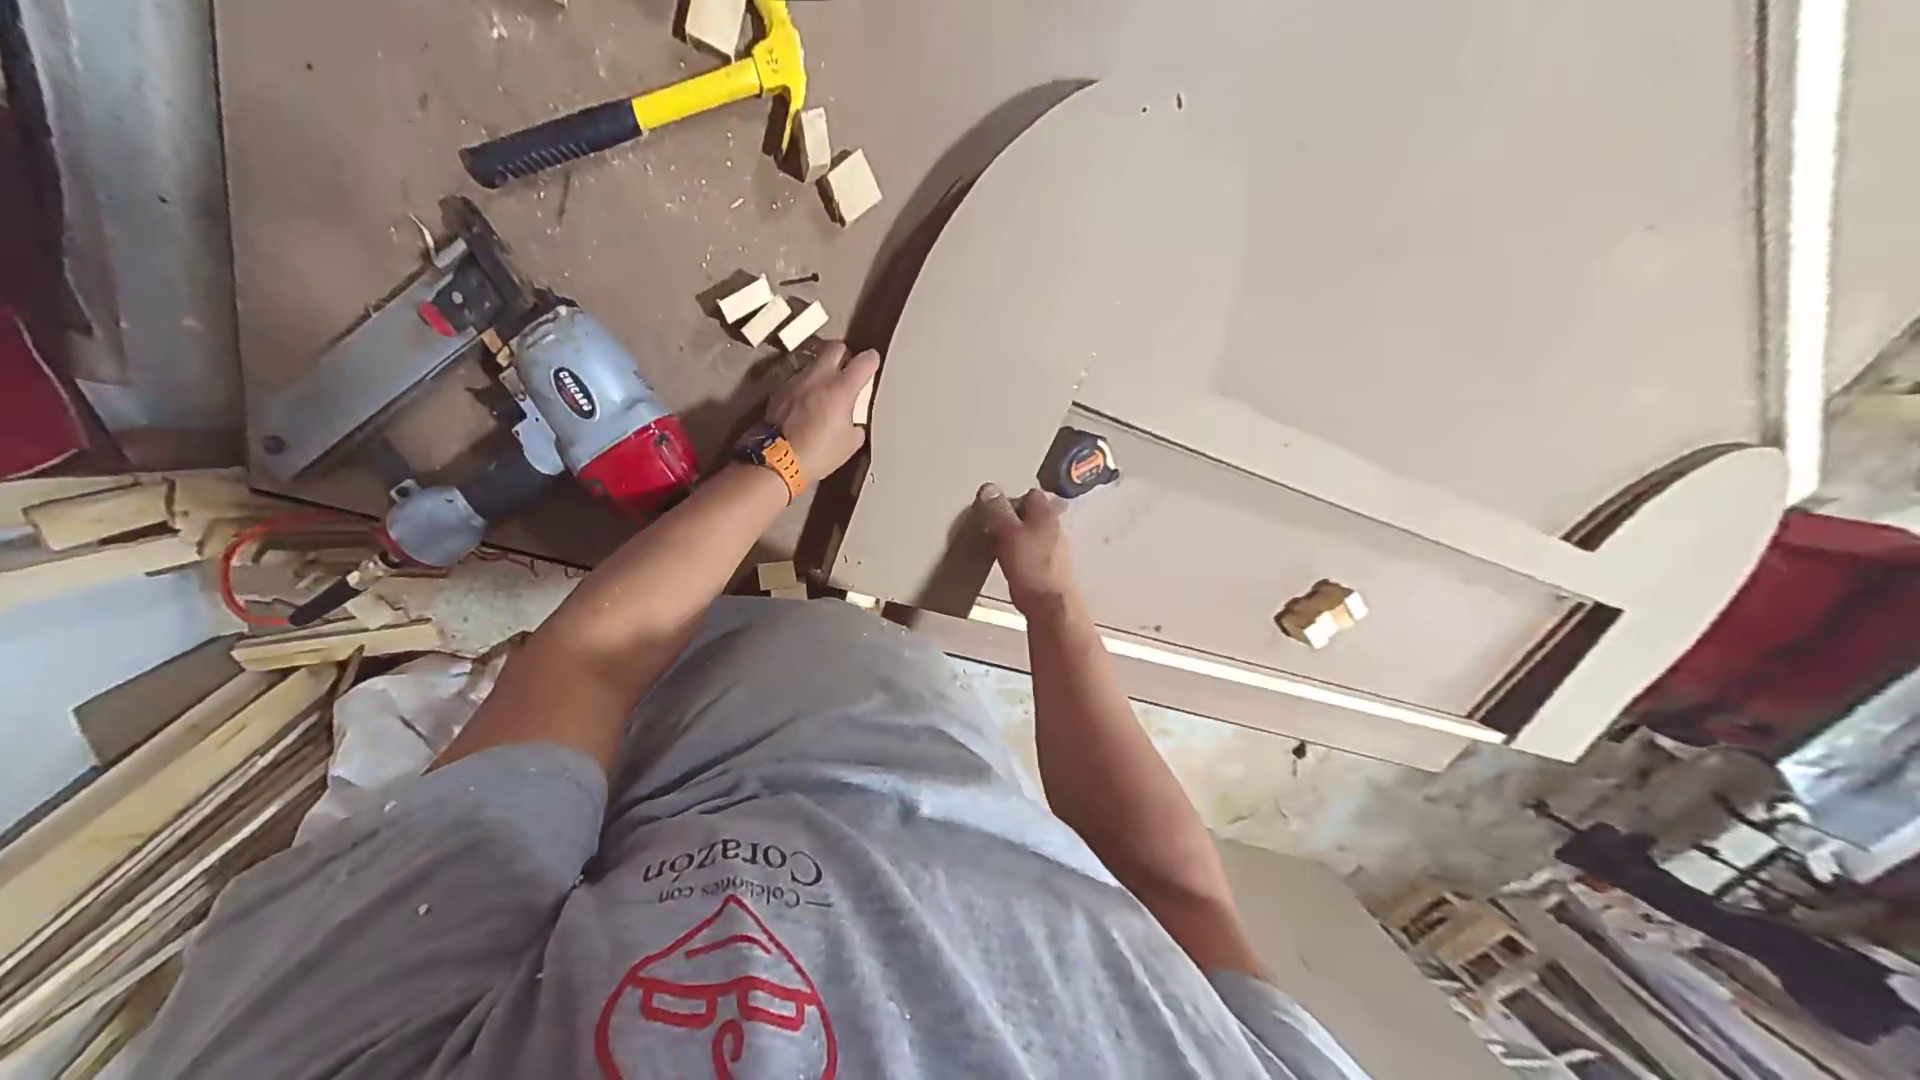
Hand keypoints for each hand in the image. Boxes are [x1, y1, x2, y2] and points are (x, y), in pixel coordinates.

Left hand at [765, 341, 881, 481]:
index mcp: (842, 389)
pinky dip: (807, 386)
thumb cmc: (819, 453)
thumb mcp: (850, 443)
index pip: (864, 361)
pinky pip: (798, 379)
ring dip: (823, 370)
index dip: (872, 360)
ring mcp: (796, 381)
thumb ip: (856, 423)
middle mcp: (819, 377)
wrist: (776, 460)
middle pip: (835, 347)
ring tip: (826, 389)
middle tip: (848, 370)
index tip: (873, 365)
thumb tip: (851, 420)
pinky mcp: (780, 390)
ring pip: (814, 362)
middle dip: (845, 355)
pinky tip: (807, 403)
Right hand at [976, 484, 1079, 614]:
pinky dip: (1014, 552)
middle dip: (1008, 517)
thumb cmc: (1031, 566)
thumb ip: (998, 510)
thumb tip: (988, 487)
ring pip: (1026, 533)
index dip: (1009, 497)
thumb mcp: (1009, 533)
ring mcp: (1051, 547)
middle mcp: (1053, 526)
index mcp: (1046, 513)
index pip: (1029, 492)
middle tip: (988, 525)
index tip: (992, 507)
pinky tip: (1003, 561)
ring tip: (992, 543)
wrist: (1049, 605)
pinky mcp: (1045, 566)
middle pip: (1027, 513)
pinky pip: (1026, 551)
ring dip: (1010, 536)